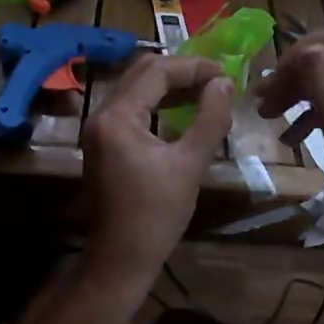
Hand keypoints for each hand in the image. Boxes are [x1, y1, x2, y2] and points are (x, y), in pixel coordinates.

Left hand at [80, 54, 233, 288]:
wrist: (121, 256)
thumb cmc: (156, 213)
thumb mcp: (190, 164)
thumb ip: (210, 118)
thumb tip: (224, 83)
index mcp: (117, 117)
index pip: (156, 72)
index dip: (193, 67)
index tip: (226, 72)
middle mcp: (100, 116)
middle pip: (140, 74)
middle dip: (179, 71)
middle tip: (216, 79)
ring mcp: (97, 130)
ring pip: (134, 91)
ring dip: (168, 87)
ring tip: (206, 91)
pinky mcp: (102, 144)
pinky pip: (129, 110)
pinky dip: (155, 105)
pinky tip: (182, 111)